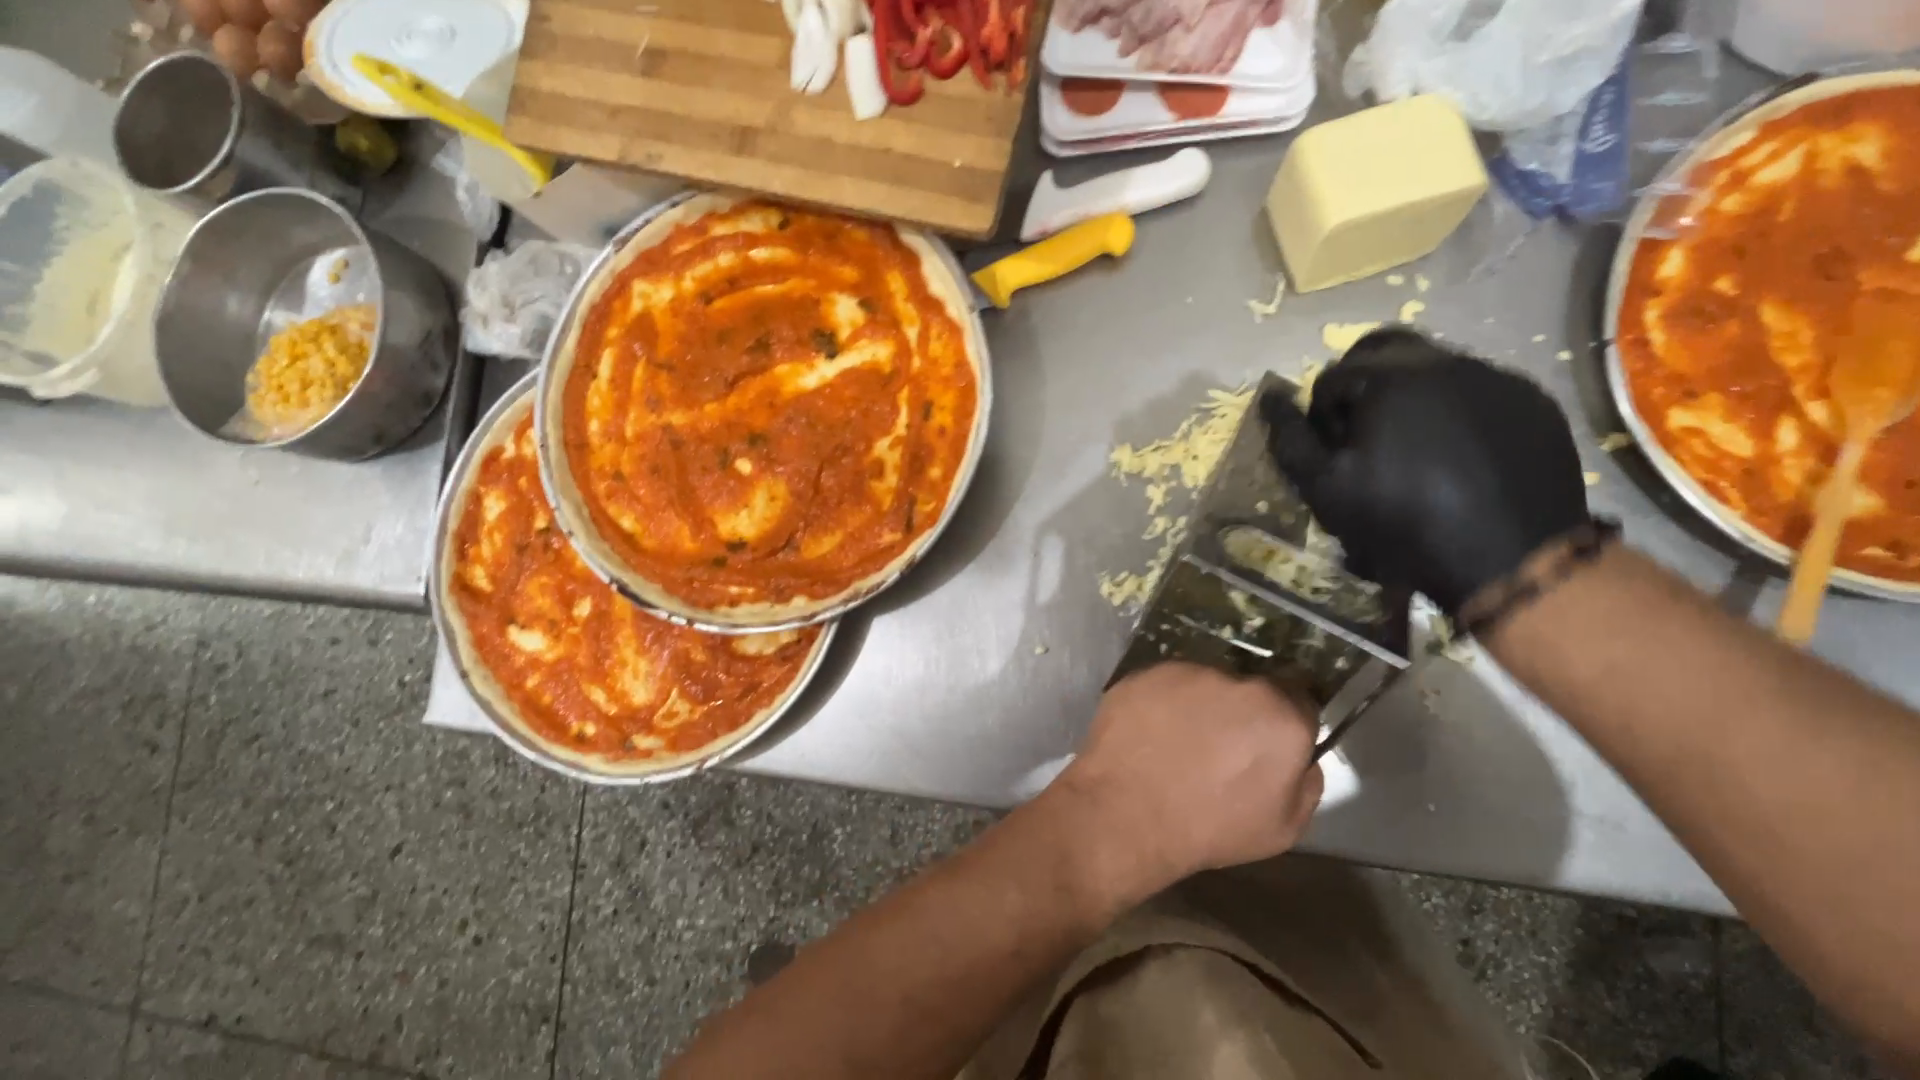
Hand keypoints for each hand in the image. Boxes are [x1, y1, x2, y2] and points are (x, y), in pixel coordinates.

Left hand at [1046, 664, 1323, 907]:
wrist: (1125, 816)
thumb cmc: (1210, 828)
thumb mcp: (1284, 826)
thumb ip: (1305, 781)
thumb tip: (1300, 757)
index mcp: (1281, 714)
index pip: (1300, 696)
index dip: (1286, 718)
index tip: (1269, 737)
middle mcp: (1237, 681)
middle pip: (1250, 687)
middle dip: (1242, 711)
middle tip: (1220, 745)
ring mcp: (1186, 673)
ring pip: (1204, 684)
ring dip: (1200, 705)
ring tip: (1178, 743)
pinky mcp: (1144, 674)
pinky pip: (1164, 686)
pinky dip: (1162, 704)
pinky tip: (1150, 735)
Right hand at [1261, 327, 1588, 614]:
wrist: (1509, 561)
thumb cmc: (1402, 524)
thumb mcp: (1327, 490)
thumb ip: (1291, 439)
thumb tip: (1269, 395)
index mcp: (1391, 376)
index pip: (1332, 376)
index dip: (1320, 417)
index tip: (1331, 456)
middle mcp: (1447, 361)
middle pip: (1385, 350)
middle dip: (1362, 386)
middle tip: (1363, 436)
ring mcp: (1496, 378)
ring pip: (1434, 368)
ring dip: (1409, 398)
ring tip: (1411, 450)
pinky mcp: (1533, 402)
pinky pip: (1479, 391)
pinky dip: (1455, 413)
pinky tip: (1455, 458)